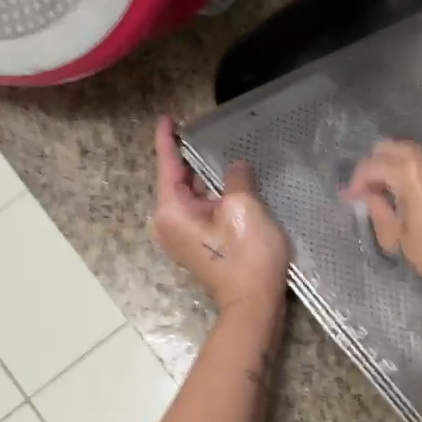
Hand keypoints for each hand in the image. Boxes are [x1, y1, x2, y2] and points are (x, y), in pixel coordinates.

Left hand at [150, 115, 290, 314]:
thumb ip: (236, 178)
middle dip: (191, 157)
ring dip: (206, 178)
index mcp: (171, 210)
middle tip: (205, 131)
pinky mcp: (197, 244)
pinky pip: (199, 210)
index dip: (168, 139)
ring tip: (223, 153)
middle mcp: (168, 222)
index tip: (168, 118)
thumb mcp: (244, 206)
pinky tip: (230, 182)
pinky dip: (211, 195)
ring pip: (191, 195)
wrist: (254, 303)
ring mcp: (181, 236)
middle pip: (177, 179)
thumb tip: (236, 168)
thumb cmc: (247, 254)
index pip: (167, 164)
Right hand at [340, 140, 421, 292]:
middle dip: (374, 169)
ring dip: (392, 167)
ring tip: (386, 196)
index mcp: (412, 171)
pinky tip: (406, 194)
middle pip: (389, 149)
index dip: (356, 182)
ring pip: (407, 151)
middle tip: (367, 195)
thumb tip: (363, 194)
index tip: (350, 199)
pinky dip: (410, 170)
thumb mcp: (397, 233)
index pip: (372, 166)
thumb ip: (377, 207)